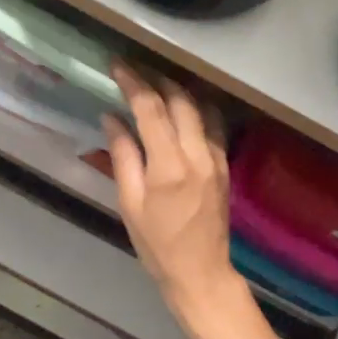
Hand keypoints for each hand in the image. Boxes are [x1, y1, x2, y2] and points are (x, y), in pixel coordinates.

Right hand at [103, 65, 239, 308]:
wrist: (200, 272)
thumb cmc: (157, 244)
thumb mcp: (129, 203)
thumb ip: (123, 156)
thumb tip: (113, 118)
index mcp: (169, 166)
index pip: (150, 109)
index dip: (133, 82)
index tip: (117, 66)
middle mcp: (197, 154)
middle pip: (179, 100)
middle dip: (156, 78)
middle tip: (135, 69)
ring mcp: (216, 158)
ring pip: (201, 107)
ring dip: (179, 89)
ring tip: (157, 80)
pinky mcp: (224, 165)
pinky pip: (213, 125)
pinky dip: (196, 108)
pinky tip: (182, 107)